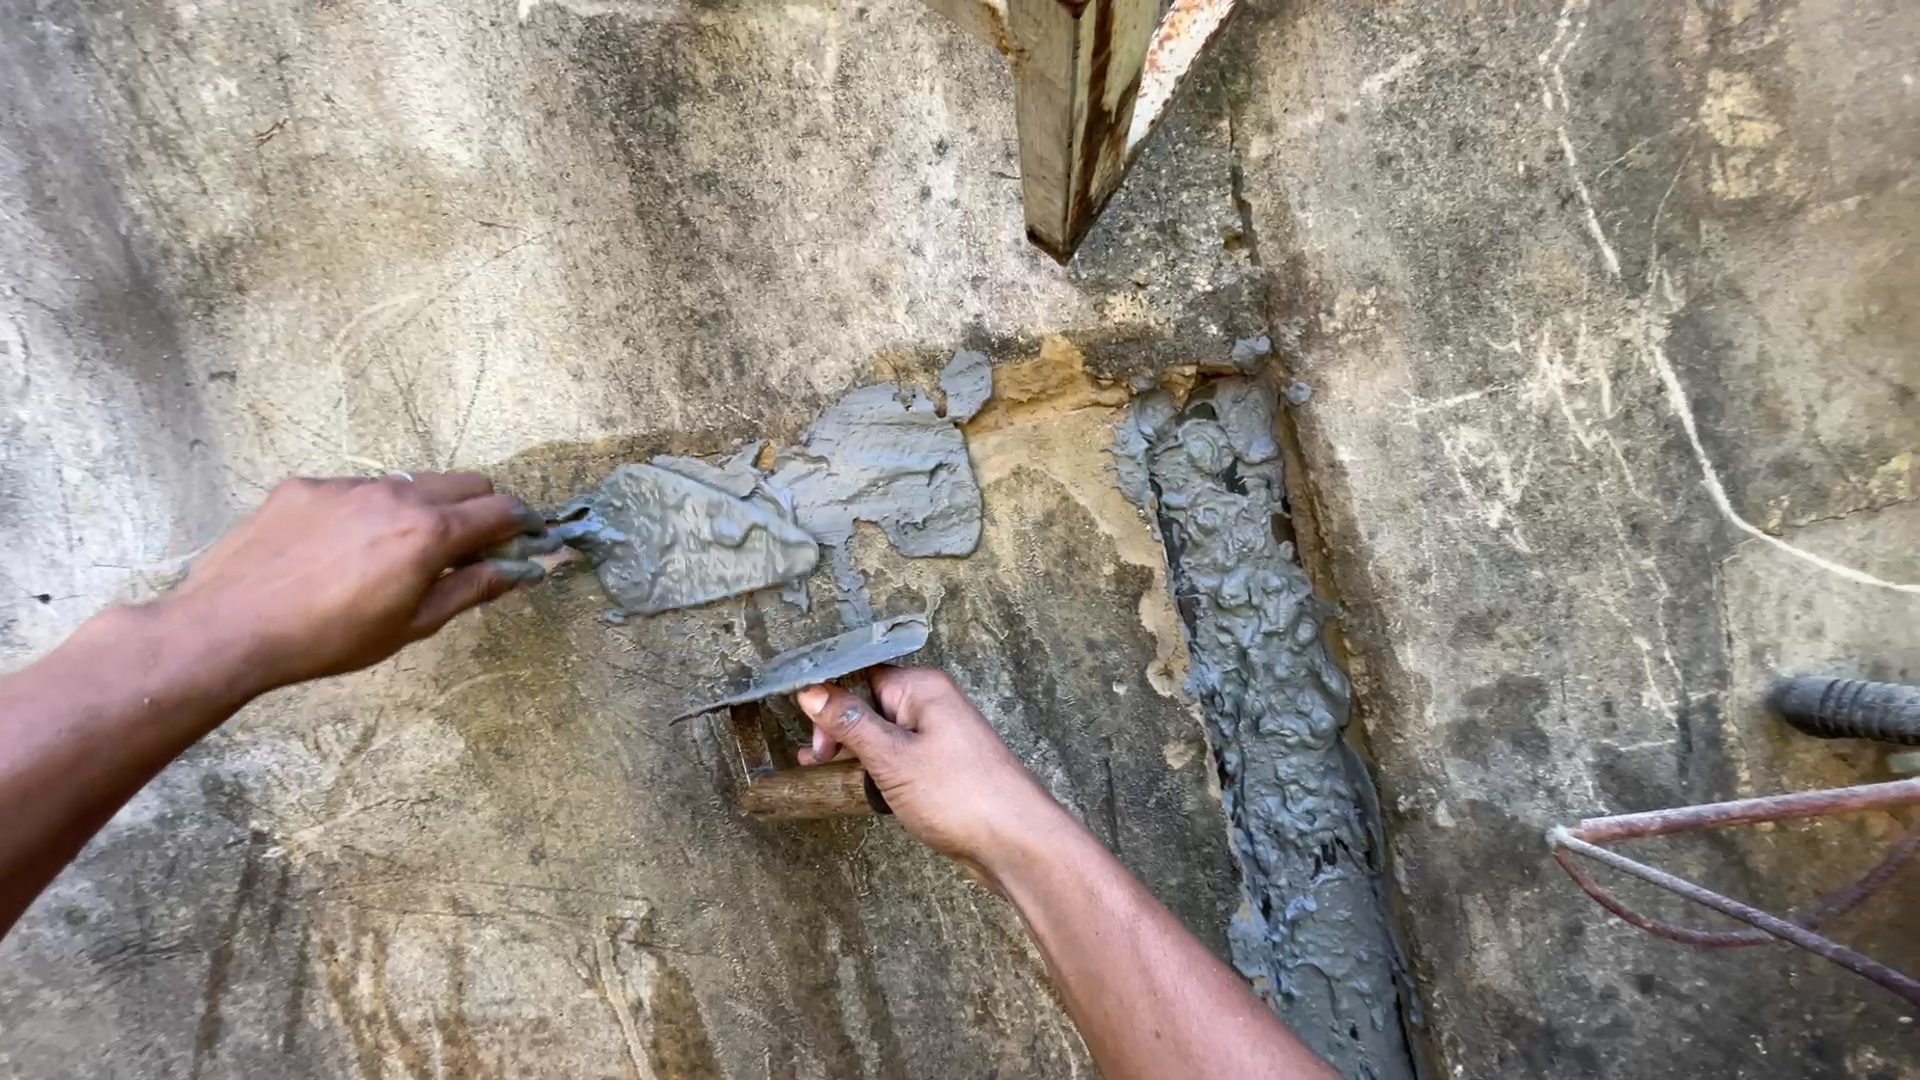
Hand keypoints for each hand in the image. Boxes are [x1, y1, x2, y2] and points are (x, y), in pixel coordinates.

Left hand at [155, 472, 553, 695]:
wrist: (224, 630)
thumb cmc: (330, 637)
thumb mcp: (416, 623)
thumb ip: (475, 587)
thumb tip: (522, 571)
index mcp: (430, 533)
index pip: (502, 510)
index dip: (526, 522)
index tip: (531, 536)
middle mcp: (396, 496)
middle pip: (468, 482)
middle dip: (483, 507)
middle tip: (472, 544)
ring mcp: (348, 487)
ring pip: (414, 483)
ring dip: (428, 508)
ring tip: (399, 549)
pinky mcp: (305, 487)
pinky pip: (359, 489)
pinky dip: (372, 511)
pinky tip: (343, 547)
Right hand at [793, 668, 1066, 878]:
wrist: (1014, 841)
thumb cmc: (956, 792)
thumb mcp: (891, 756)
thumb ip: (850, 723)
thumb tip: (811, 692)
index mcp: (922, 687)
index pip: (862, 674)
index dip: (832, 696)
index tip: (808, 725)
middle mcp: (931, 703)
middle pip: (870, 702)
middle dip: (839, 726)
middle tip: (819, 758)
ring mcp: (937, 734)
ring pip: (882, 732)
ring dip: (853, 748)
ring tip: (818, 766)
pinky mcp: (939, 765)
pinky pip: (897, 755)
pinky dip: (874, 766)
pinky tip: (852, 781)